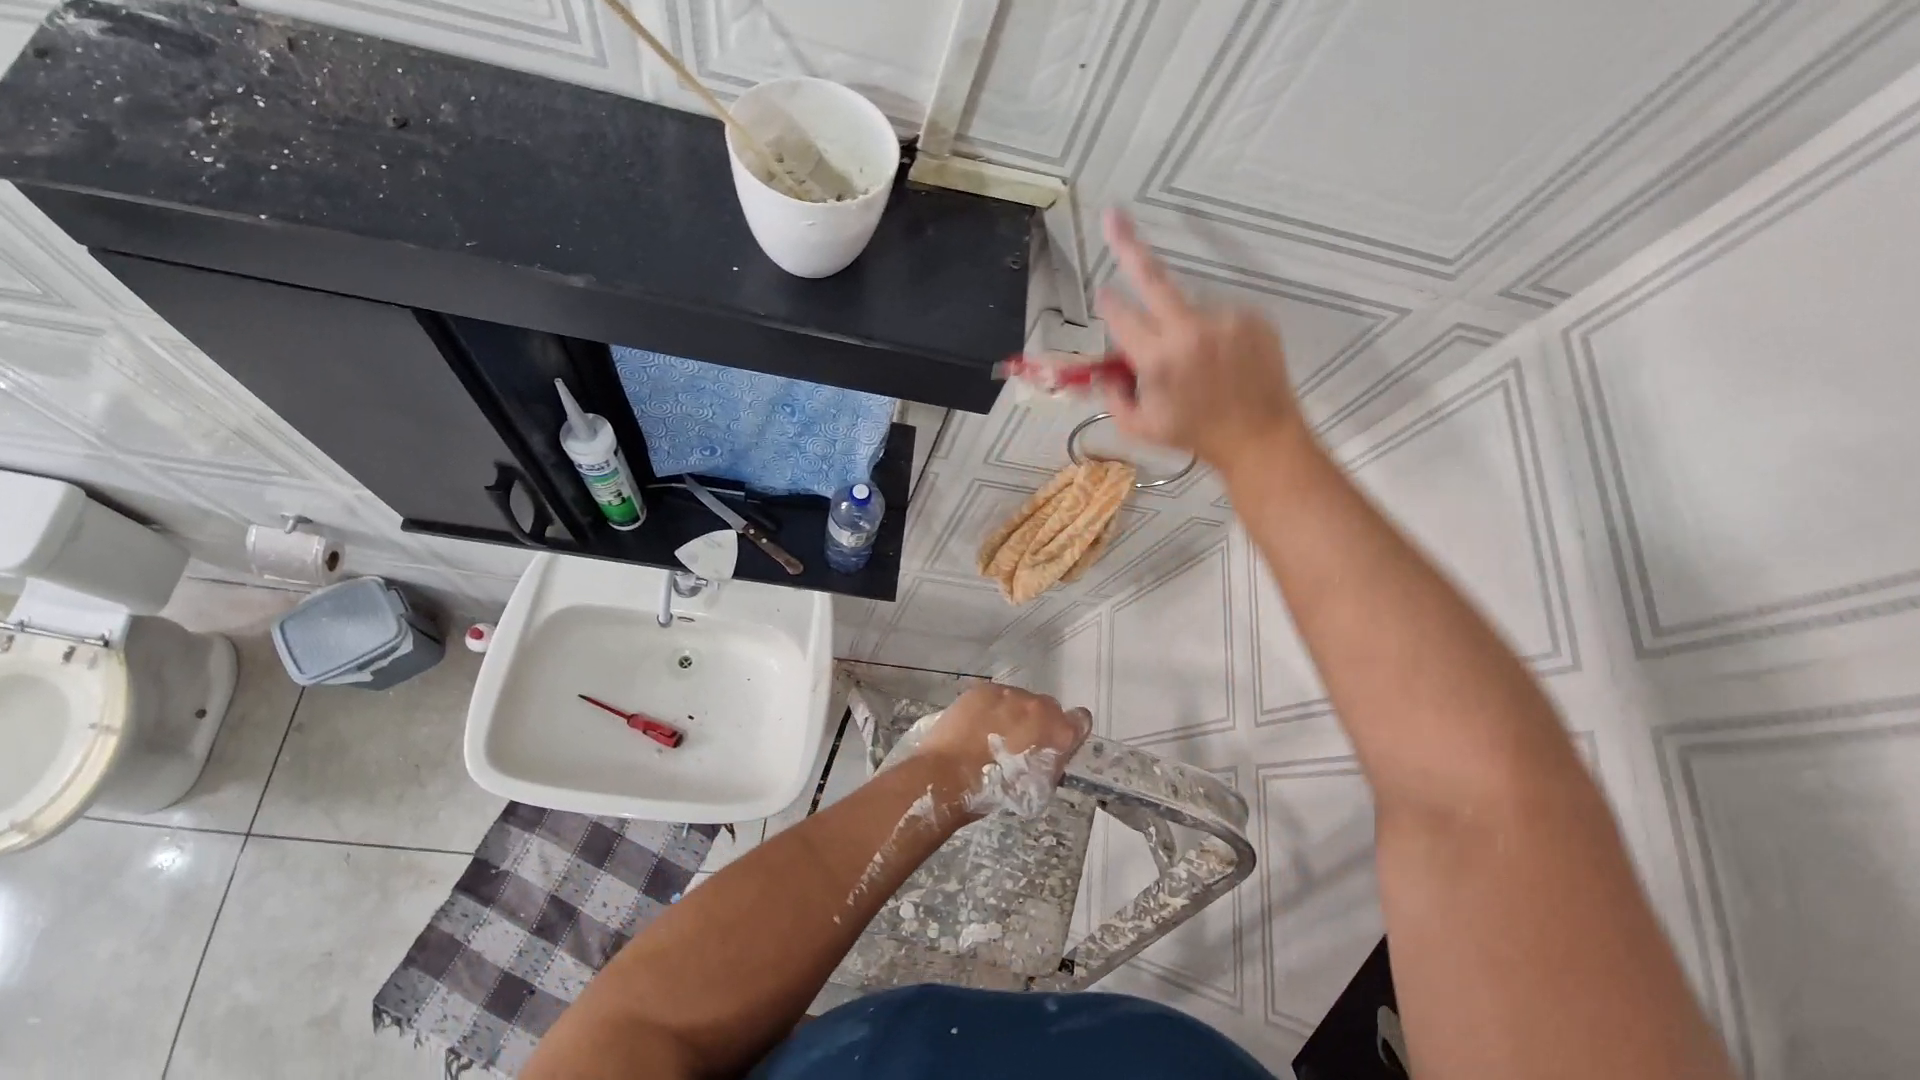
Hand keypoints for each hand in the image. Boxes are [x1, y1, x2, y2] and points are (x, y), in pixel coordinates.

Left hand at [915, 685, 1092, 818]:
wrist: (946, 777)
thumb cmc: (995, 791)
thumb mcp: (1037, 787)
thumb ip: (1053, 764)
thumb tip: (1055, 754)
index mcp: (1057, 731)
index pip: (1080, 721)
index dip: (1068, 732)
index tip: (1056, 743)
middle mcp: (1038, 706)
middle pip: (1048, 708)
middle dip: (1039, 723)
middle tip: (1019, 744)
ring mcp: (1008, 694)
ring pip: (1019, 700)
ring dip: (1013, 714)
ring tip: (992, 735)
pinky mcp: (982, 690)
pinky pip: (995, 697)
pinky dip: (990, 709)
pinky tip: (976, 726)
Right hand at [1098, 209, 1305, 472]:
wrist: (1261, 436)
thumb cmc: (1196, 435)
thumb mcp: (1140, 428)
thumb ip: (1112, 397)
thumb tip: (1105, 369)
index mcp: (1158, 358)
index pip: (1121, 315)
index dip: (1110, 304)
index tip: (1105, 294)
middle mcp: (1190, 330)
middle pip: (1152, 276)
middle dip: (1127, 244)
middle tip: (1112, 215)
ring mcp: (1225, 319)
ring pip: (1189, 308)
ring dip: (1184, 324)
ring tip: (1202, 365)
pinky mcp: (1252, 316)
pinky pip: (1219, 315)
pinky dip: (1214, 331)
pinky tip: (1223, 360)